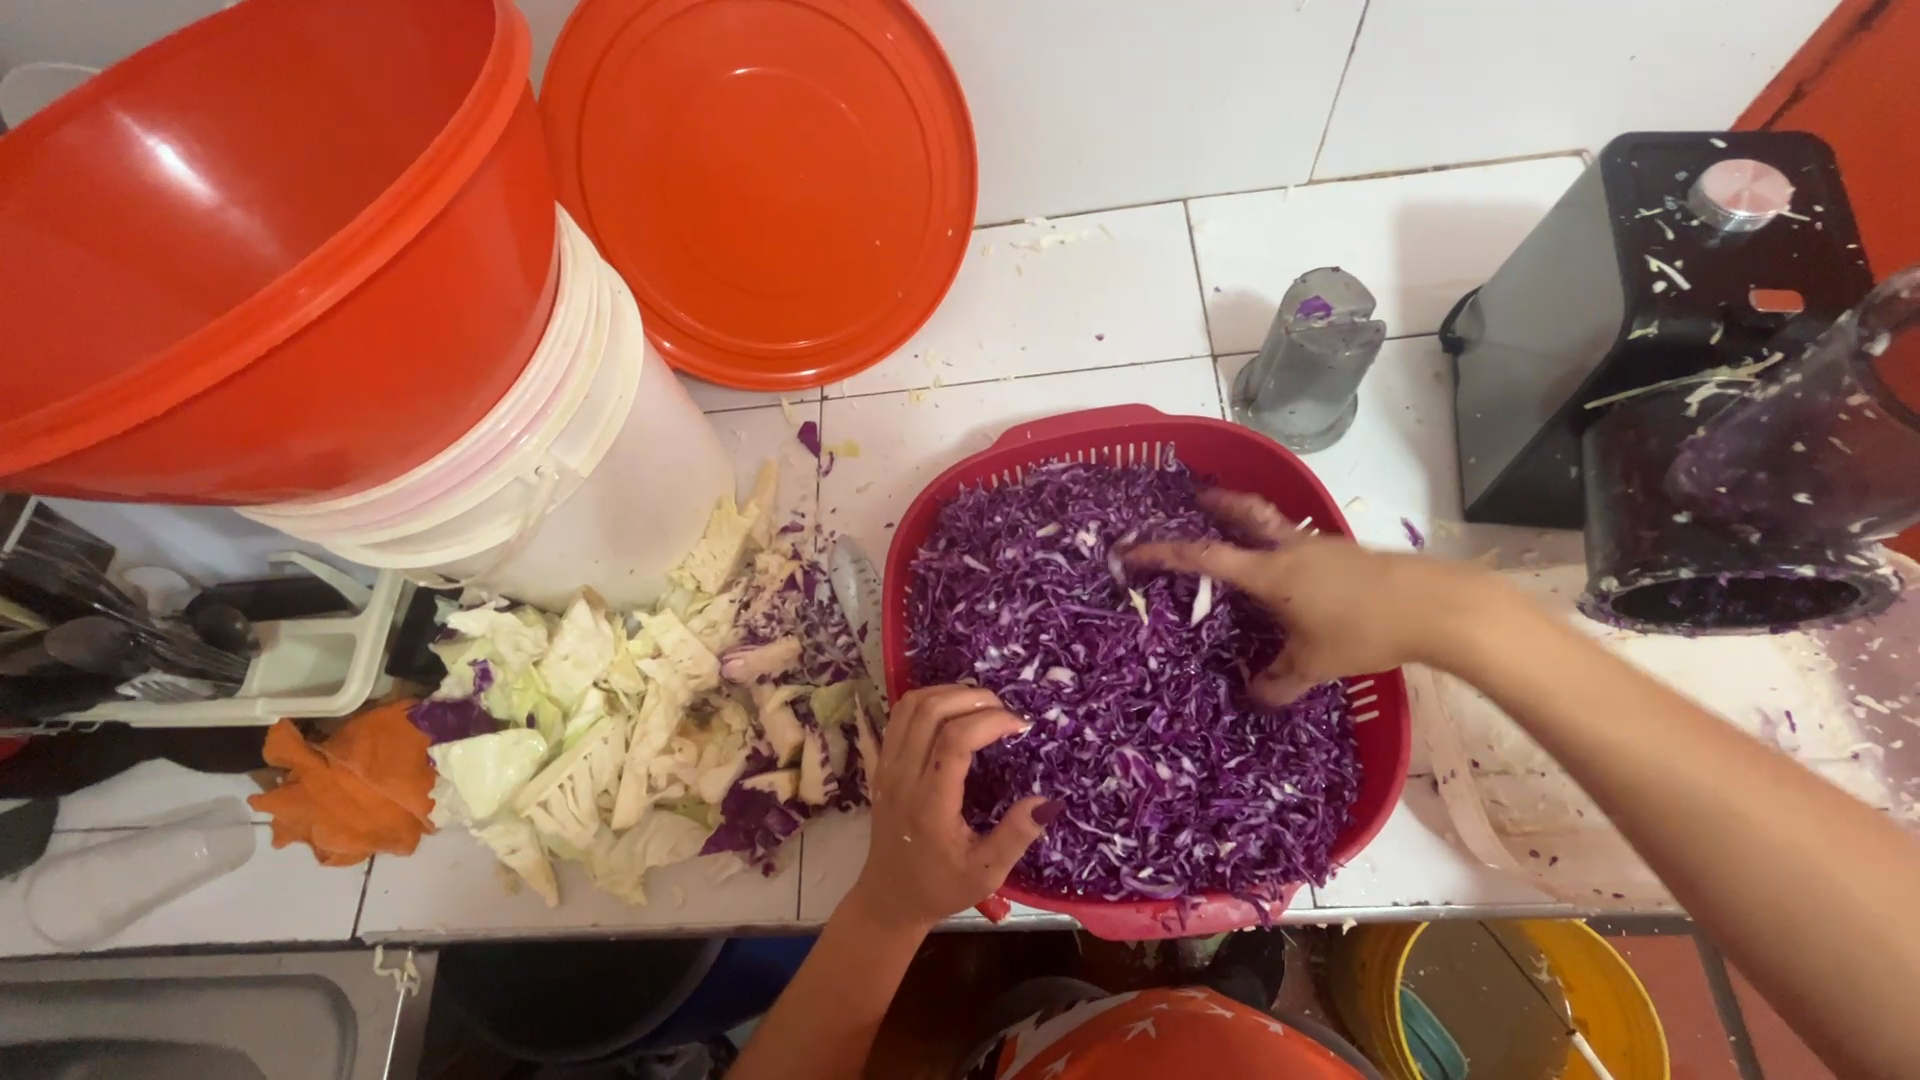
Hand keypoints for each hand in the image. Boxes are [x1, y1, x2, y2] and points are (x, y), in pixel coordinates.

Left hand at [847, 686, 1056, 932]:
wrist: (889, 897)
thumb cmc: (941, 886)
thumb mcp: (986, 873)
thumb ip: (1015, 836)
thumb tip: (1047, 801)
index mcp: (930, 803)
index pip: (955, 740)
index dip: (990, 722)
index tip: (1020, 726)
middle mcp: (903, 777)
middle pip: (930, 711)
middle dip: (972, 699)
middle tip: (1004, 710)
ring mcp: (886, 767)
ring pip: (910, 706)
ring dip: (948, 693)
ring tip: (981, 705)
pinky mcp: (881, 764)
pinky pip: (899, 716)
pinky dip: (927, 701)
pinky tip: (952, 710)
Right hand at [1125, 489, 1507, 704]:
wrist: (1437, 606)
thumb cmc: (1364, 630)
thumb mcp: (1315, 663)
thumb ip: (1279, 681)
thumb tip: (1253, 697)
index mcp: (1269, 572)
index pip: (1204, 557)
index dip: (1163, 552)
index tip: (1132, 549)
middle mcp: (1289, 549)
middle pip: (1245, 511)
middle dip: (1216, 501)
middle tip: (1195, 496)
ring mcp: (1321, 547)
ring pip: (1275, 526)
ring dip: (1251, 523)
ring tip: (1240, 539)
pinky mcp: (1347, 554)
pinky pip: (1301, 544)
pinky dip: (1282, 548)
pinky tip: (1292, 575)